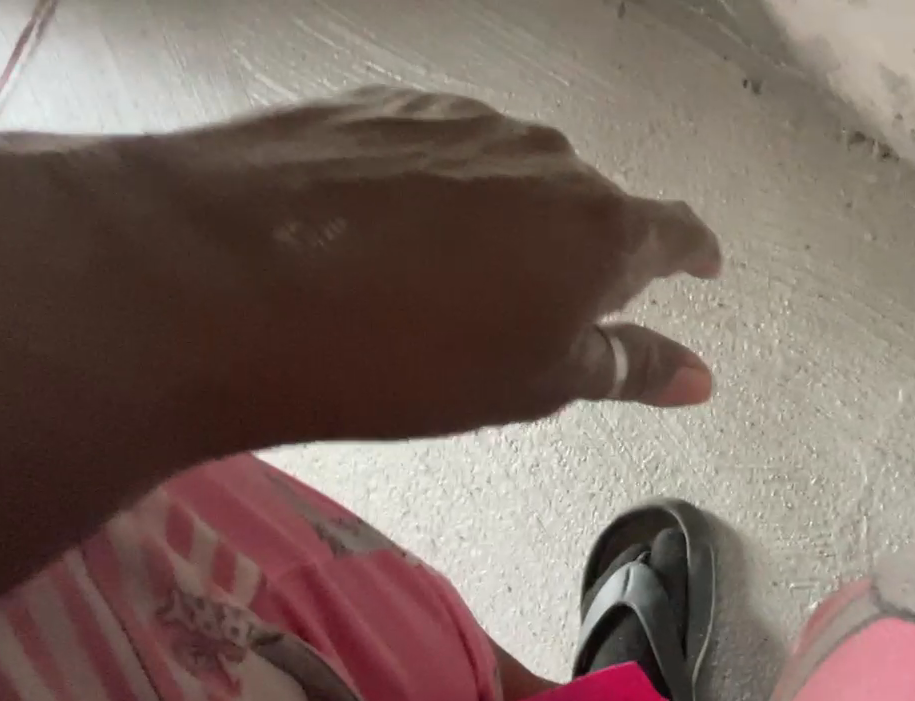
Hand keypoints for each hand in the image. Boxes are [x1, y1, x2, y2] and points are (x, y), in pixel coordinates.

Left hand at [118, 86, 723, 441]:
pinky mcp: (384, 105)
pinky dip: (460, 191)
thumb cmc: (414, 358)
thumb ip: (630, 368)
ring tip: (475, 275)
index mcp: (601, 229)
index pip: (679, 233)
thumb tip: (702, 377)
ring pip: (525, 175)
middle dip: (596, 252)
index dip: (696, 255)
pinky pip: (455, 152)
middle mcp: (549, 158)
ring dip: (525, 220)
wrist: (212, 283)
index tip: (701, 272)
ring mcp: (464, 121)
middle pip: (598, 205)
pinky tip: (412, 231)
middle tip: (559, 308)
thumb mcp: (540, 381)